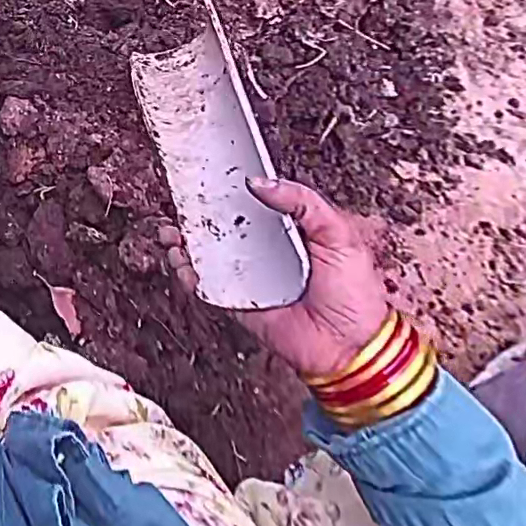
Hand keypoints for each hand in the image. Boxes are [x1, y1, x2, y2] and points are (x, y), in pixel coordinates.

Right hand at [166, 179, 390, 378]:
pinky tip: (181, 262)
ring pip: (202, 252)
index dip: (223, 189)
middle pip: (216, 224)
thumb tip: (258, 182)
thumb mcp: (340, 235)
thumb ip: (304, 203)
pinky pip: (203, 284)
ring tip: (172, 234)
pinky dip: (186, 272)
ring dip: (181, 240)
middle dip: (191, 213)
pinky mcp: (234, 300)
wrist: (352, 350)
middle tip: (179, 203)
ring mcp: (244, 275)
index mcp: (281, 229)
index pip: (246, 202)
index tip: (203, 175)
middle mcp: (258, 249)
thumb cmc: (354, 295)